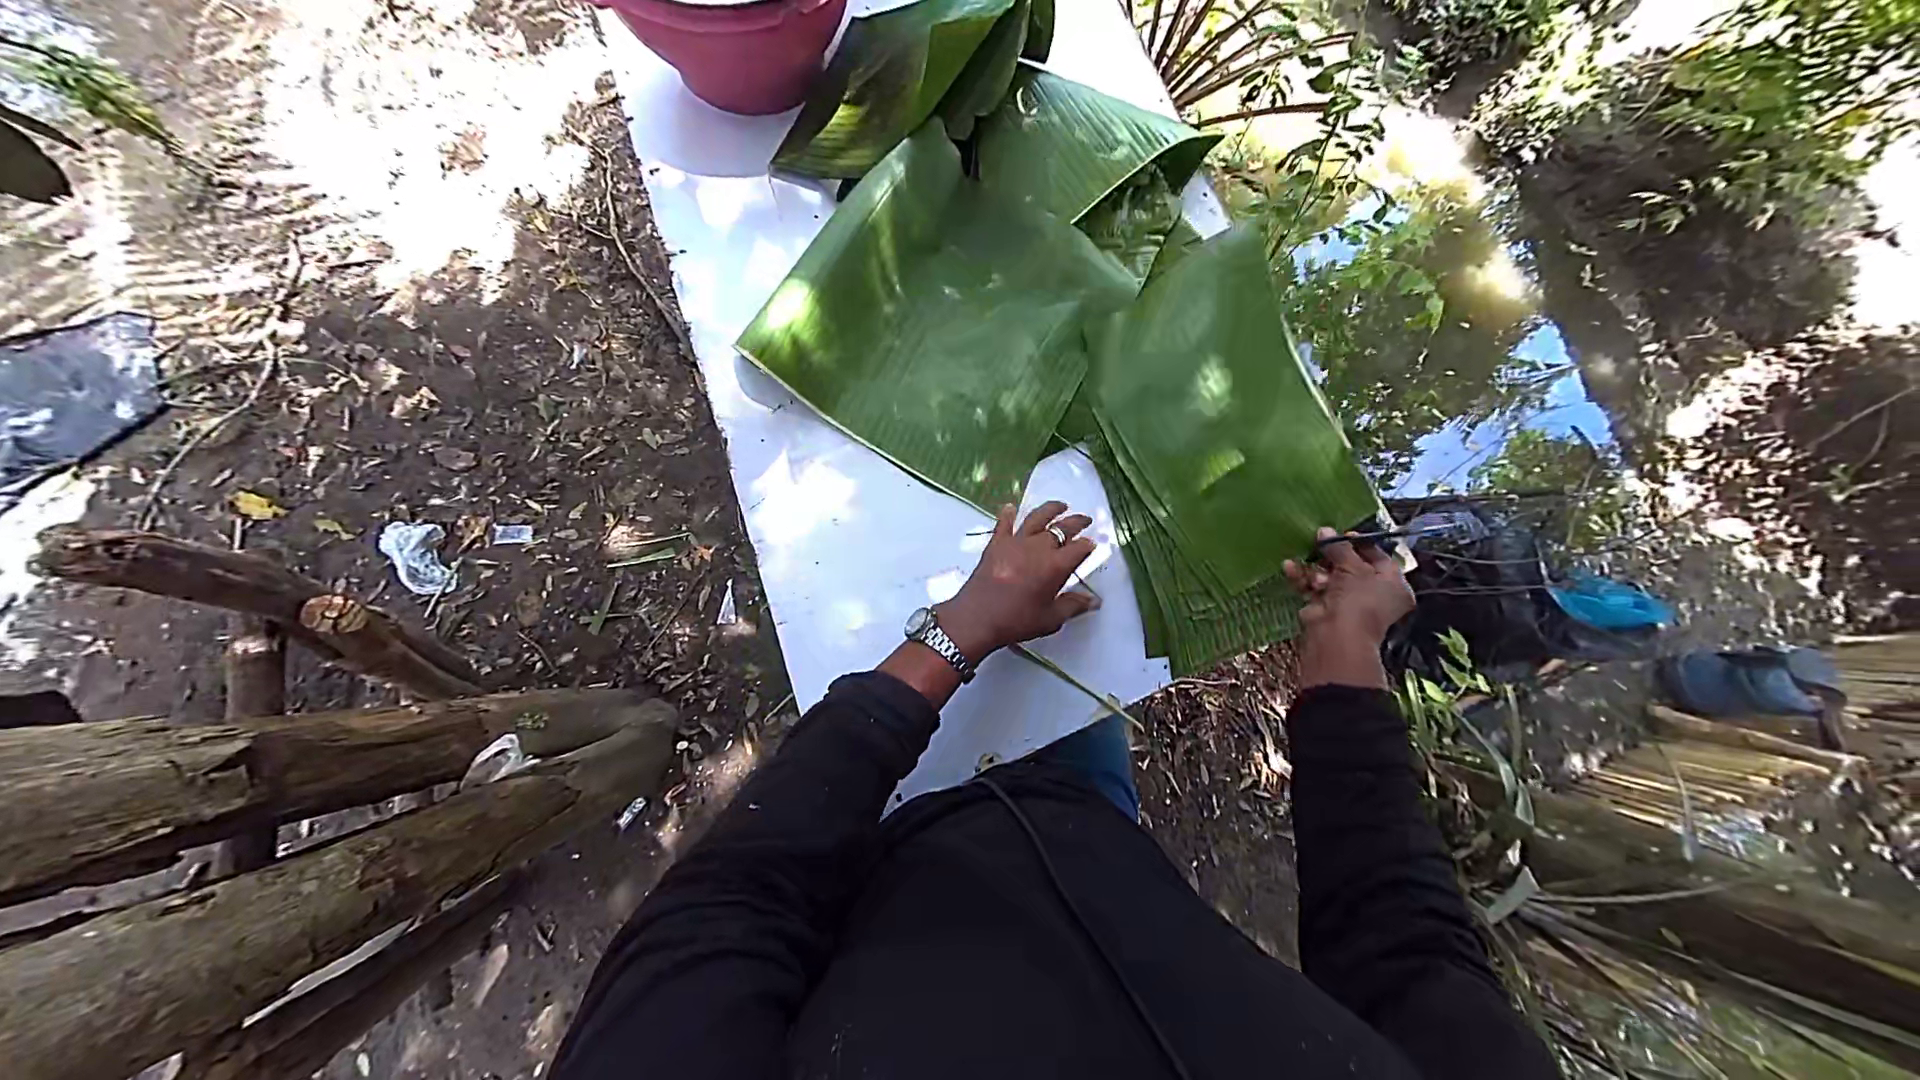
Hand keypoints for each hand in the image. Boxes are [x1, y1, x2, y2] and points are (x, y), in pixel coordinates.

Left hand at [936, 500, 1100, 662]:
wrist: (977, 617)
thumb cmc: (1016, 620)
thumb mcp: (1050, 619)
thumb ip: (1073, 606)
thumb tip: (1093, 602)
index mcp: (1056, 565)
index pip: (1079, 548)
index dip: (1087, 545)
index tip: (1091, 545)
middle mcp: (1038, 548)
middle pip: (1062, 528)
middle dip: (1077, 522)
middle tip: (1085, 520)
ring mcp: (1016, 542)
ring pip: (1037, 518)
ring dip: (1051, 509)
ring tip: (1061, 505)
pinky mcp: (996, 543)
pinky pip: (1004, 523)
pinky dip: (1008, 514)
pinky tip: (1010, 507)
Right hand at [1283, 527, 1414, 689]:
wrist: (1337, 635)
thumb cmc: (1358, 599)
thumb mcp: (1354, 567)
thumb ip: (1340, 548)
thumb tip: (1325, 531)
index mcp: (1393, 585)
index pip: (1379, 558)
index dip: (1360, 545)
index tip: (1342, 534)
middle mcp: (1373, 594)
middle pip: (1351, 566)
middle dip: (1331, 556)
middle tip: (1318, 542)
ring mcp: (1347, 602)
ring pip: (1328, 577)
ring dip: (1313, 567)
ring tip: (1302, 558)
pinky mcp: (1324, 608)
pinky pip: (1313, 588)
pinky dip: (1302, 578)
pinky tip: (1290, 567)